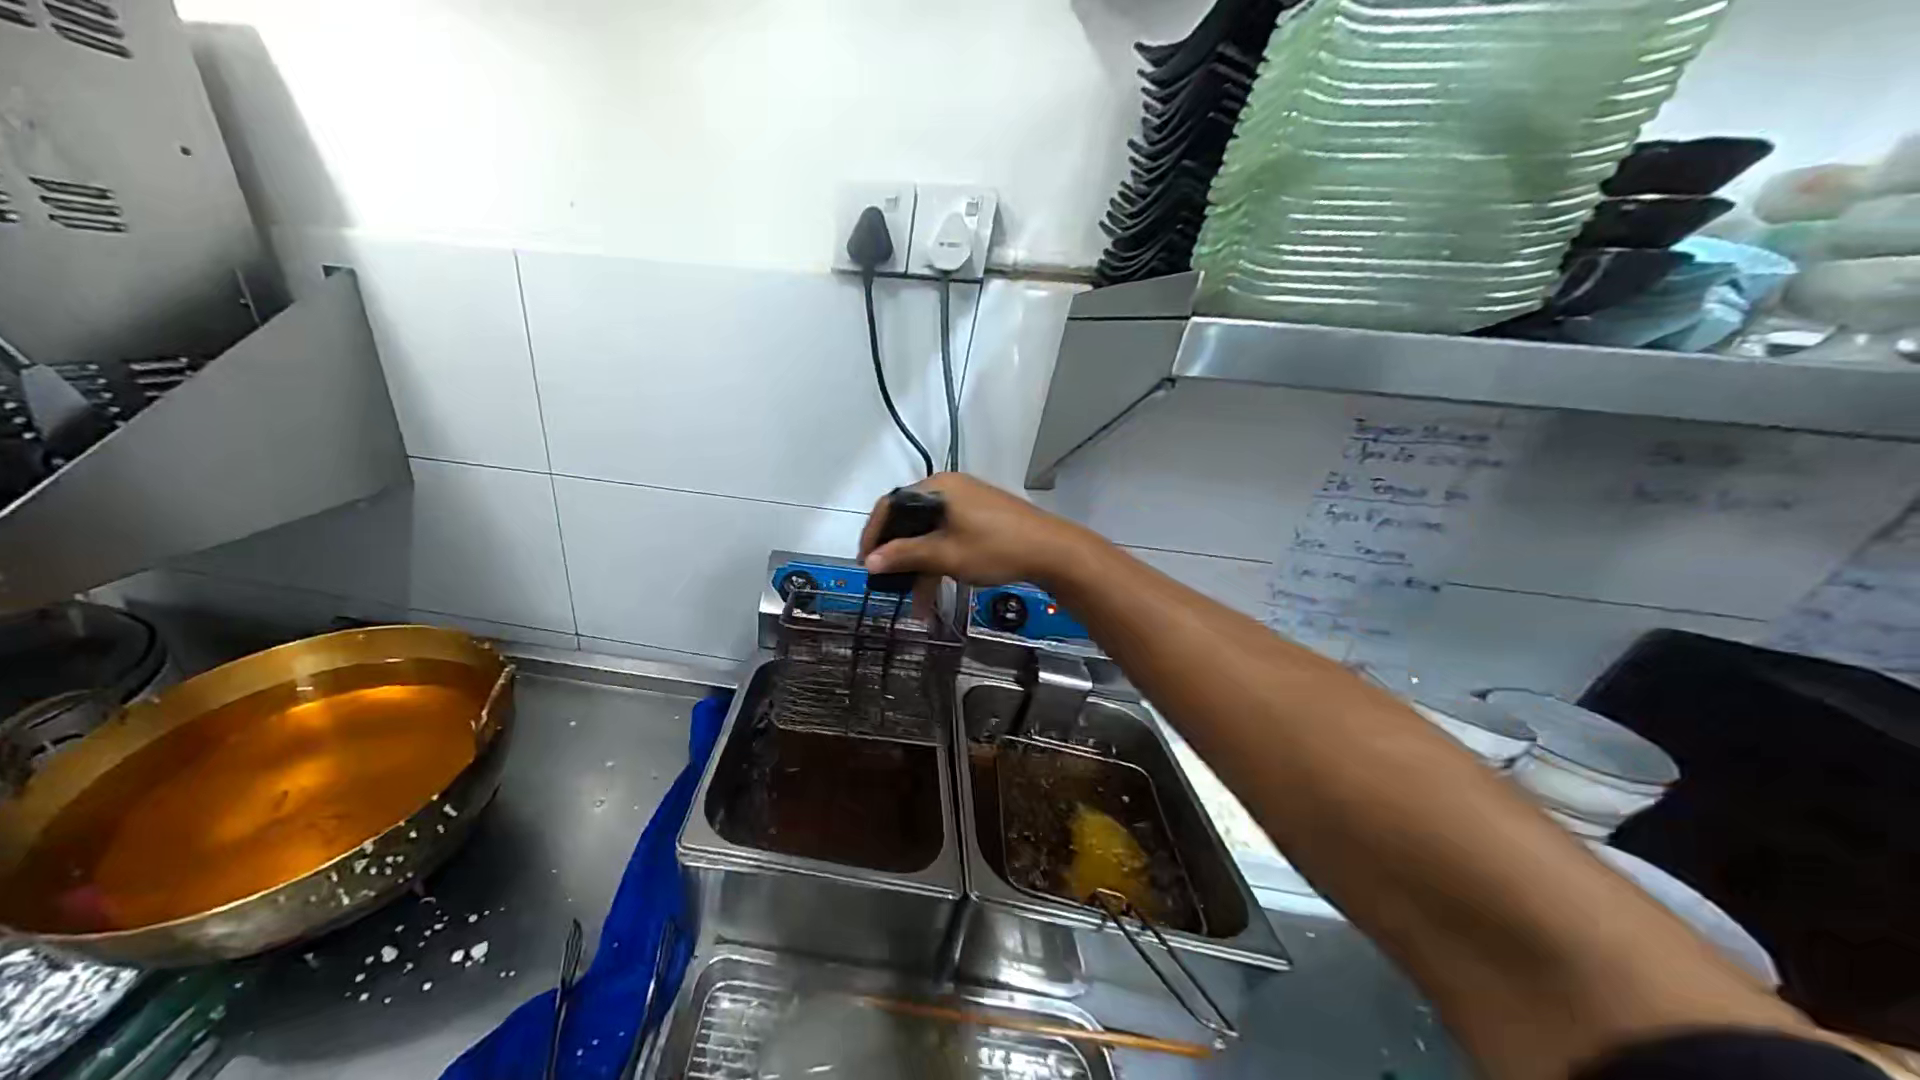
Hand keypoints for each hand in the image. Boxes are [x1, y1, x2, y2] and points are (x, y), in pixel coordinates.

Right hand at [859, 473, 1096, 587]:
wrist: (1052, 551)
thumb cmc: (995, 548)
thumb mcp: (945, 555)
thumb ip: (905, 556)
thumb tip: (870, 562)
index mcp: (937, 488)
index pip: (891, 505)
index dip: (874, 535)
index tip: (865, 564)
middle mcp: (949, 489)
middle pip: (910, 521)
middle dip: (899, 557)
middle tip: (887, 584)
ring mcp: (966, 503)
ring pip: (930, 535)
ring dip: (921, 568)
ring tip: (916, 604)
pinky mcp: (980, 518)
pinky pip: (948, 537)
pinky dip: (940, 562)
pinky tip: (936, 591)